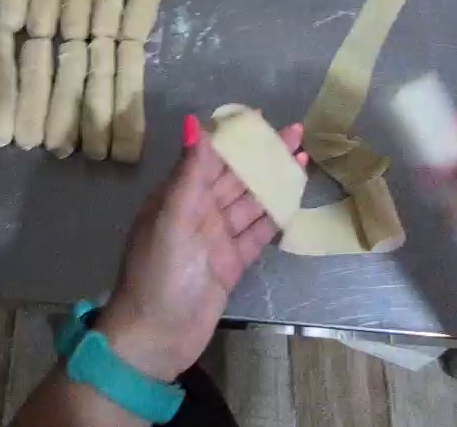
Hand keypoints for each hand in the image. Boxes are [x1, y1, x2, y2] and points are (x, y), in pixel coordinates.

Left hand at [98, 114, 305, 381]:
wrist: (154, 340)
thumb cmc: (158, 274)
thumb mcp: (172, 219)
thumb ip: (189, 173)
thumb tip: (195, 124)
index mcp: (179, 195)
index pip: (211, 155)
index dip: (235, 136)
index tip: (260, 116)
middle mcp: (199, 210)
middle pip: (237, 175)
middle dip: (263, 153)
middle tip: (295, 131)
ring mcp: (216, 237)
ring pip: (251, 200)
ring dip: (274, 180)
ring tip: (302, 156)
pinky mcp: (231, 263)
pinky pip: (257, 232)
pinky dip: (275, 214)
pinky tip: (294, 197)